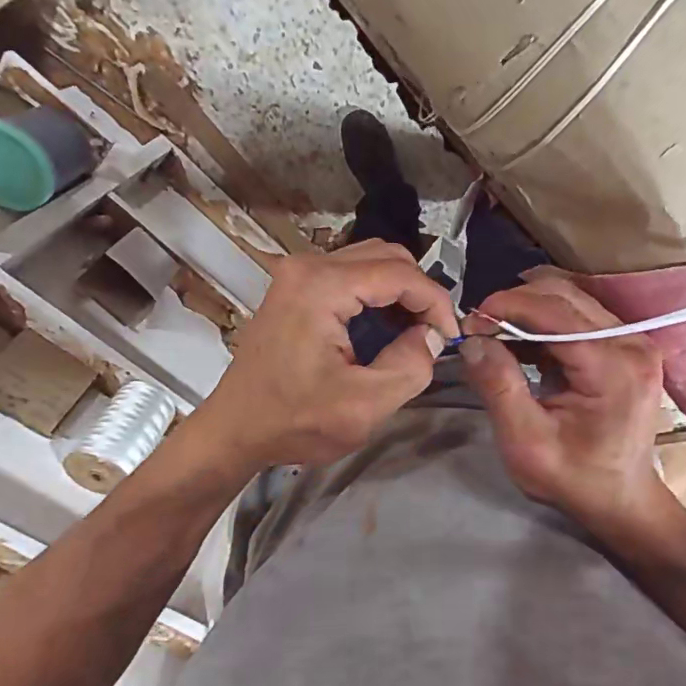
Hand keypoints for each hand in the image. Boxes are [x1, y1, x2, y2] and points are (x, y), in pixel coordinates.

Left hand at [197, 240, 460, 468]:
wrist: (235, 428)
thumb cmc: (293, 421)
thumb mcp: (363, 405)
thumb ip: (410, 366)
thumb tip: (431, 336)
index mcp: (321, 287)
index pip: (400, 273)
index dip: (435, 302)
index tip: (450, 336)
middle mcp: (307, 267)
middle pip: (386, 257)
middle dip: (419, 292)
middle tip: (433, 334)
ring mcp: (298, 274)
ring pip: (370, 262)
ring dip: (399, 292)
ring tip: (414, 332)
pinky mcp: (295, 287)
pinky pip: (350, 275)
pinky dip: (376, 295)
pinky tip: (385, 328)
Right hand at [459, 270, 669, 536]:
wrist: (621, 500)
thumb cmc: (574, 479)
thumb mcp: (525, 442)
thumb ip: (499, 386)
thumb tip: (471, 340)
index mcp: (613, 368)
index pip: (555, 313)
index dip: (507, 306)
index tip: (469, 320)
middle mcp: (632, 343)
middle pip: (564, 296)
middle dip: (514, 303)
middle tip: (478, 328)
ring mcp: (633, 341)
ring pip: (570, 299)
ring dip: (527, 309)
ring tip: (495, 334)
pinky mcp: (626, 344)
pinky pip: (578, 314)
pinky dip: (543, 320)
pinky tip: (520, 342)